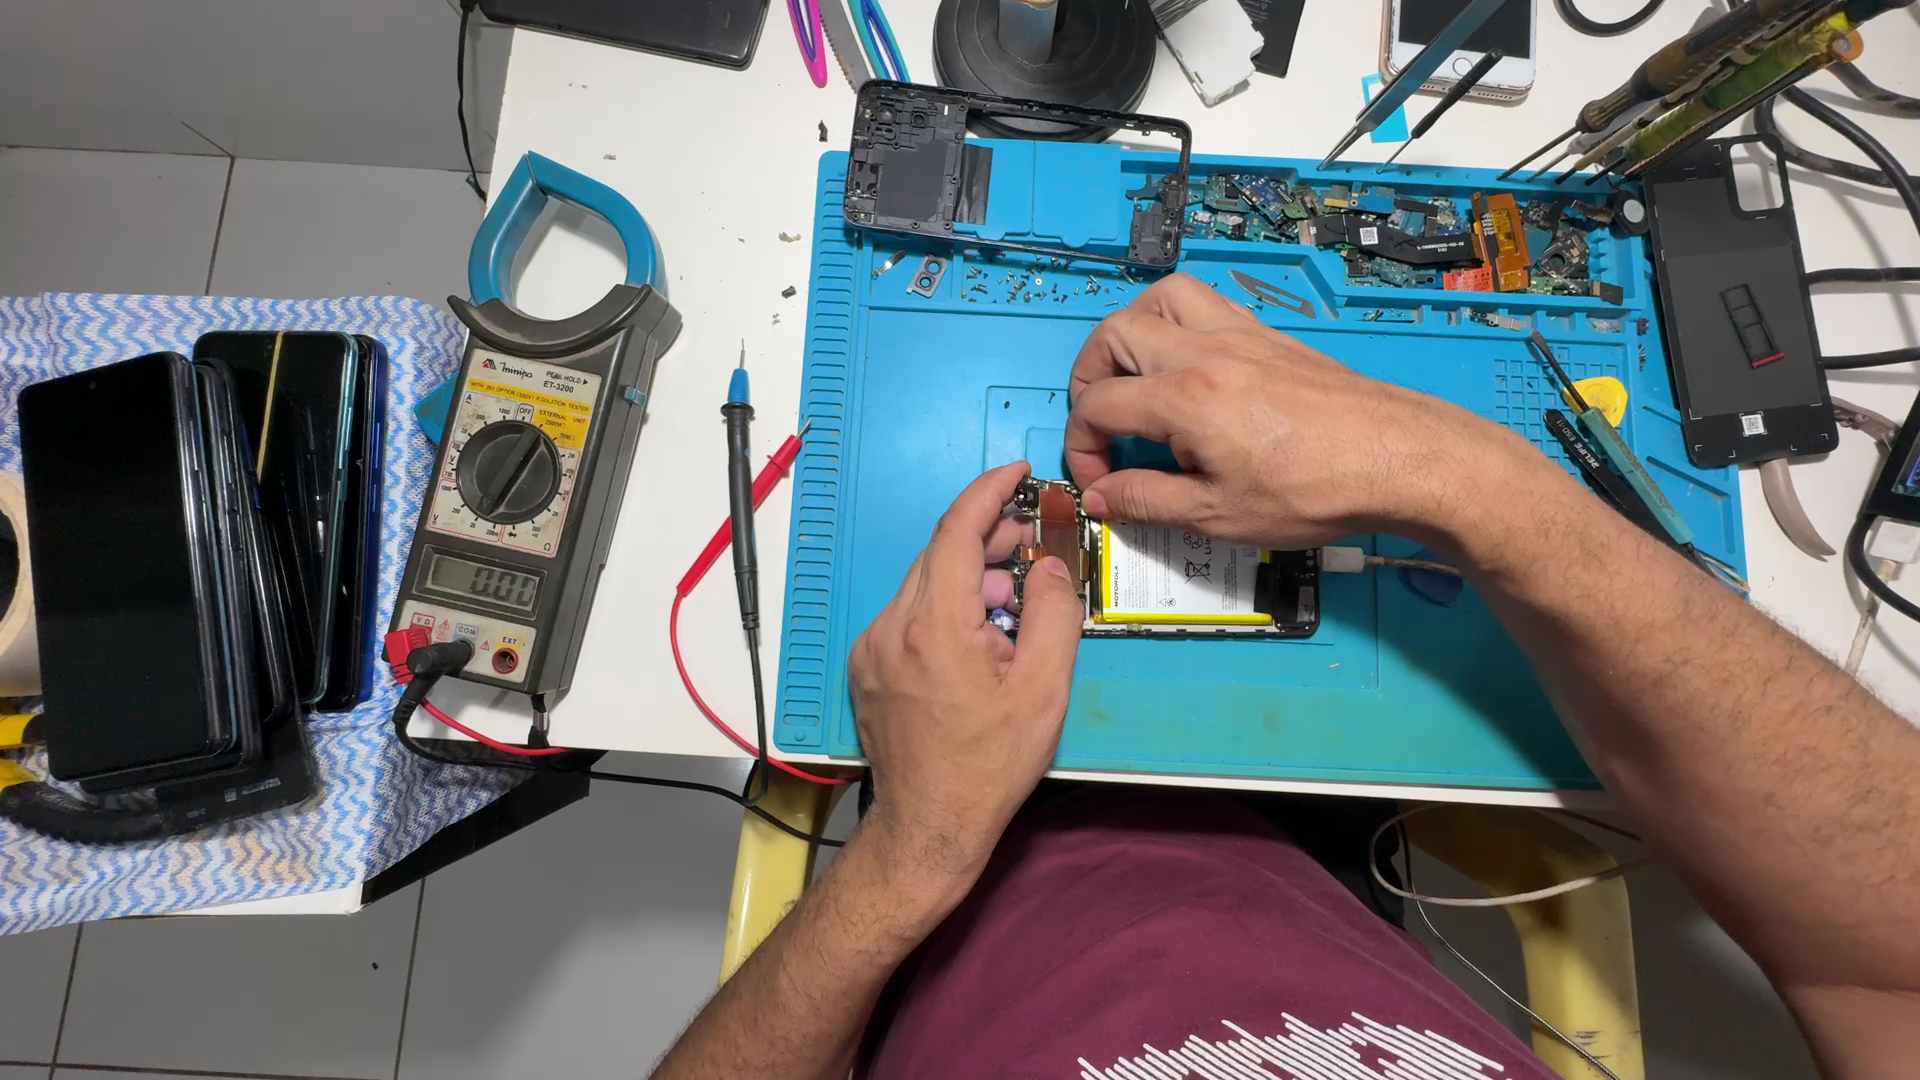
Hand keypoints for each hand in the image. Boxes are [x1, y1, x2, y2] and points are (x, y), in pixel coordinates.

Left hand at [847, 462, 1082, 889]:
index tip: (1016, 473)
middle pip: (939, 554)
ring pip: (924, 583)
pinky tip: (977, 632)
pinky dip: (945, 605)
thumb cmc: (990, 765)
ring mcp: (872, 646)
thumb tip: (1049, 566)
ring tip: (1011, 599)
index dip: (988, 492)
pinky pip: (909, 612)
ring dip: (969, 576)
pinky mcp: (867, 664)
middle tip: (1030, 544)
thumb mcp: (1043, 691)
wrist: (928, 826)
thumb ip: (1054, 615)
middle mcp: (890, 626)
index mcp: (932, 627)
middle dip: (987, 539)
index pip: (955, 531)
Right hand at [1064, 273, 1545, 551]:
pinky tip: (1186, 366)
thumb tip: (1099, 498)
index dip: (1081, 447)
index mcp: (1184, 398)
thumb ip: (1145, 501)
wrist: (1403, 460)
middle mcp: (1204, 351)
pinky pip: (1205, 303)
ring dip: (1130, 334)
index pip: (1097, 405)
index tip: (1100, 481)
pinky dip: (1175, 323)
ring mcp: (1239, 335)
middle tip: (1100, 423)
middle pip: (1113, 334)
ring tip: (1133, 378)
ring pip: (1160, 298)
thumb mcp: (1217, 514)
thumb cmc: (1313, 492)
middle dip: (1087, 378)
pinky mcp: (1267, 336)